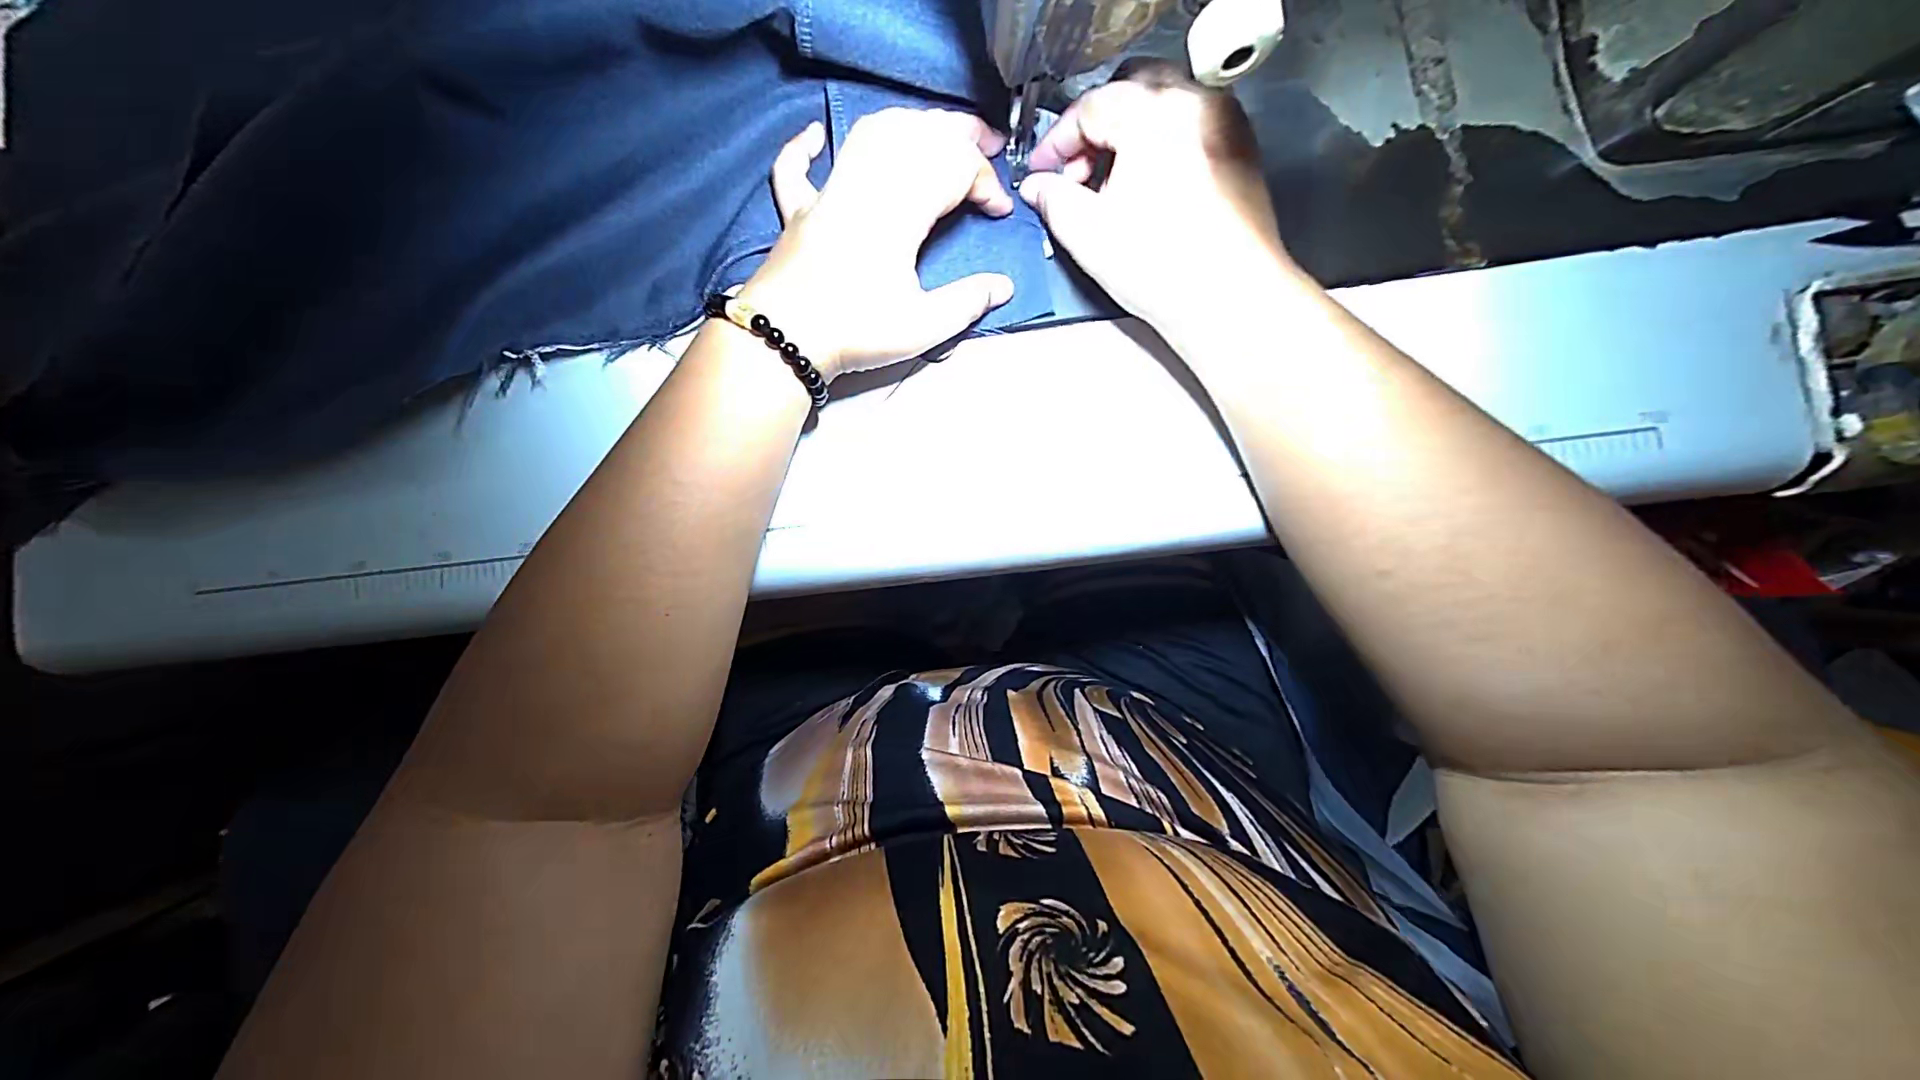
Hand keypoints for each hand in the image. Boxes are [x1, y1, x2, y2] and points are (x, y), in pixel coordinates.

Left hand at [734, 109, 1018, 379]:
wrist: (783, 339)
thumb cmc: (855, 331)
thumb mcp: (922, 326)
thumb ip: (966, 302)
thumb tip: (1002, 287)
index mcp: (900, 210)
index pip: (952, 167)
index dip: (984, 181)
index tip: (997, 210)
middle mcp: (865, 187)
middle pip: (916, 135)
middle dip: (957, 134)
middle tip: (984, 146)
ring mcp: (827, 194)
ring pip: (867, 135)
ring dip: (904, 125)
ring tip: (933, 132)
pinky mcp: (798, 212)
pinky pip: (795, 168)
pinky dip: (804, 148)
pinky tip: (814, 135)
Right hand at [1017, 62, 1295, 343]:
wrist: (1229, 298)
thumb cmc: (1165, 268)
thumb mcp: (1086, 233)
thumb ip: (1054, 198)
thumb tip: (1039, 186)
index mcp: (1153, 113)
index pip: (1090, 105)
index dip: (1057, 141)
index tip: (1042, 170)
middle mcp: (1194, 102)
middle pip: (1130, 89)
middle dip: (1095, 127)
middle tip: (1076, 174)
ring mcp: (1223, 122)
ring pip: (1162, 104)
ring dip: (1128, 133)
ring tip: (1110, 187)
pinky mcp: (1240, 149)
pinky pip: (1189, 127)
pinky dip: (1161, 144)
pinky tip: (1146, 190)